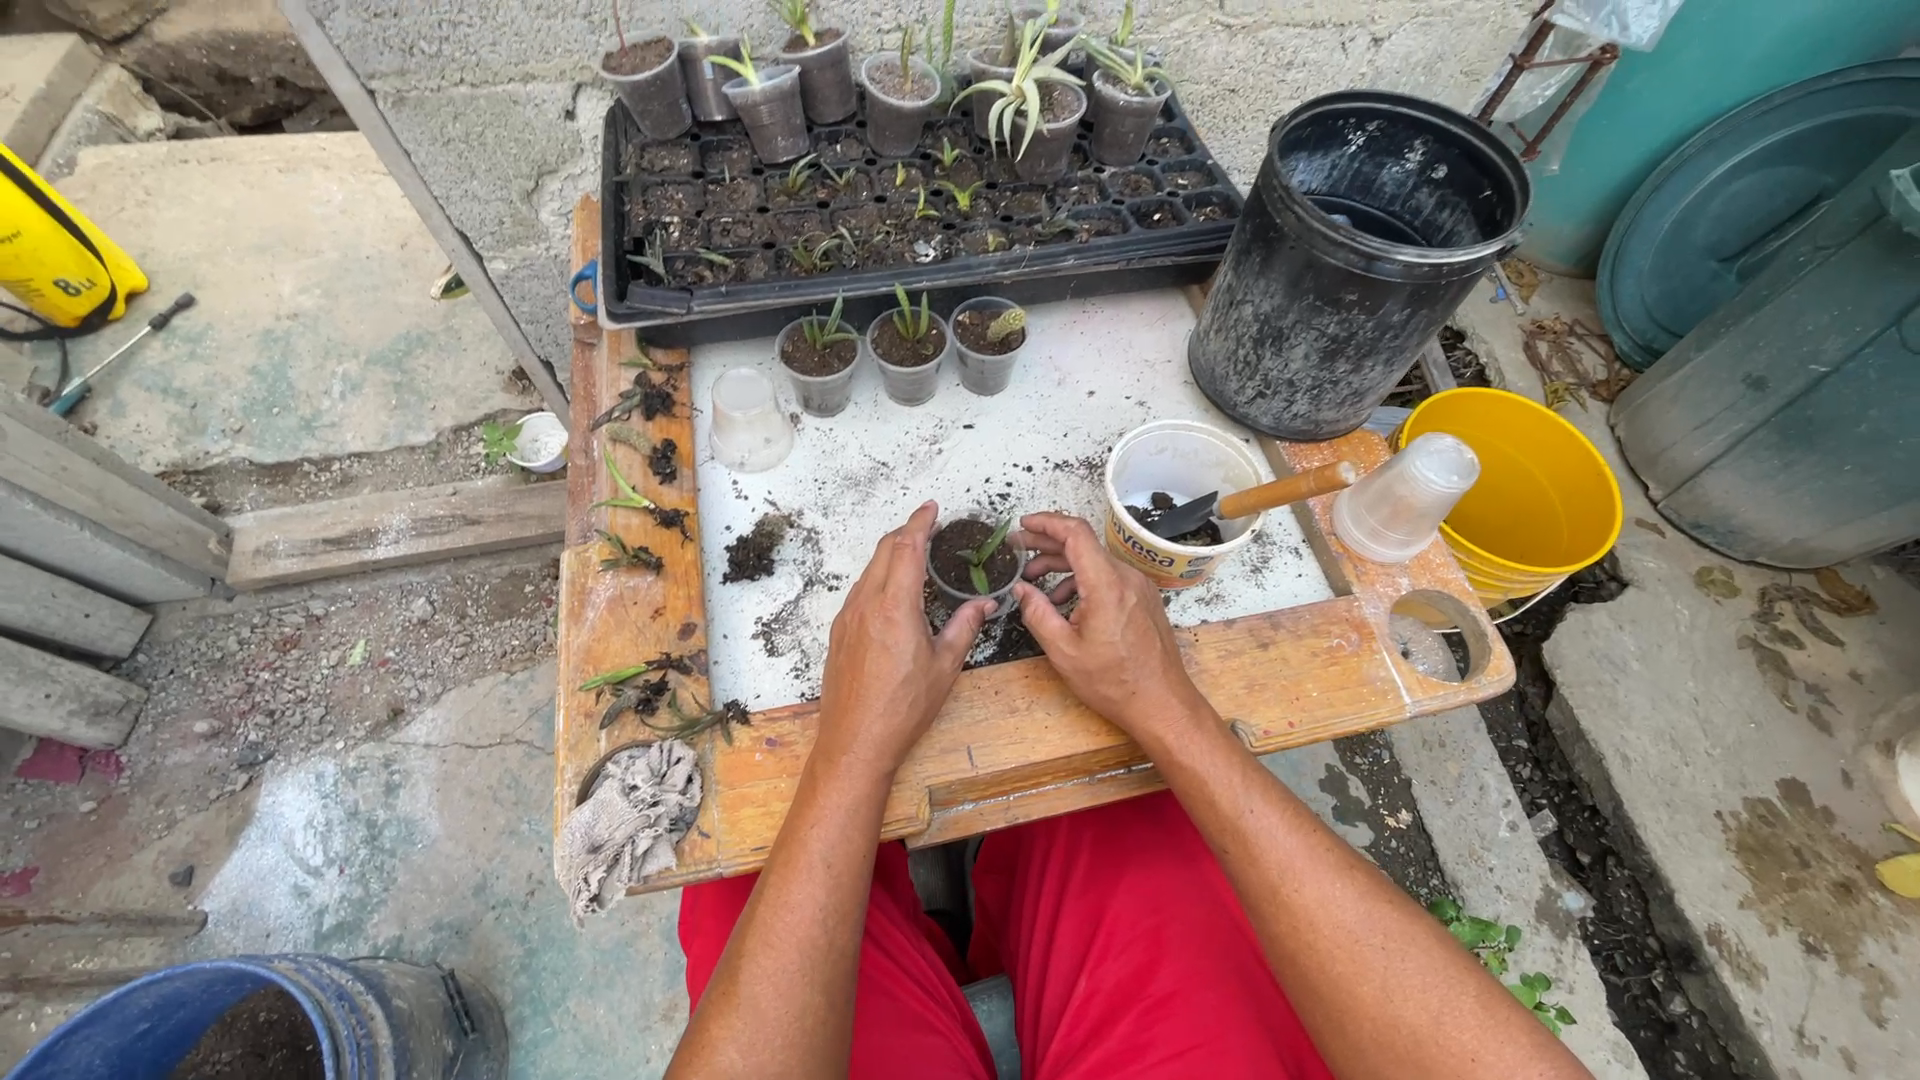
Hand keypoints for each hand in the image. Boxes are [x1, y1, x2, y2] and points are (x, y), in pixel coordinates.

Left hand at [816, 502, 993, 780]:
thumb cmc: (902, 709)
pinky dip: (878, 577)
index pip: (906, 549)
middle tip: (928, 527)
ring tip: (914, 555)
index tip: (931, 509)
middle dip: (906, 532)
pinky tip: (893, 590)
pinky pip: (860, 591)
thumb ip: (965, 627)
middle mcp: (865, 605)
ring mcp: (847, 618)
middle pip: (883, 551)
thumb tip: (984, 605)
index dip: (919, 523)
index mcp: (894, 608)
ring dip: (891, 554)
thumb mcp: (944, 666)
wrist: (855, 741)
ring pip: (869, 570)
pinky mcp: (839, 633)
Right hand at [1012, 512, 1211, 742]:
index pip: (1076, 533)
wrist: (1162, 704)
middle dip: (1047, 542)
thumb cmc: (1115, 683)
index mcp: (1107, 585)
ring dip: (1062, 564)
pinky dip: (1081, 580)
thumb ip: (1037, 614)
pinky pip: (1108, 577)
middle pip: (1083, 544)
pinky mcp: (1143, 599)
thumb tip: (1021, 590)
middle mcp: (1126, 578)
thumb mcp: (1064, 651)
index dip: (1046, 522)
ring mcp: (1138, 587)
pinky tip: (1063, 601)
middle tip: (1019, 548)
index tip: (1023, 525)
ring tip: (1034, 580)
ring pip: (1095, 561)